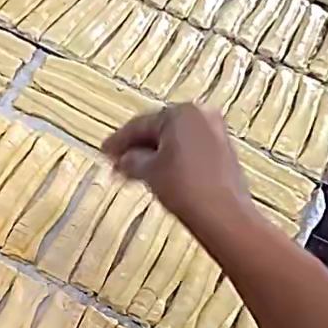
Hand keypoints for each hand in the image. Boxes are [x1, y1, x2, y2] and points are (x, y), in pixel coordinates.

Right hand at [102, 104, 255, 234]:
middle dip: (136, 148)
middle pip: (159, 130)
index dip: (119, 141)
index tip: (105, 151)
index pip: (140, 124)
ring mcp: (215, 133)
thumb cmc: (185, 187)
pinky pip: (189, 150)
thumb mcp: (149, 172)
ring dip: (153, 156)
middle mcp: (201, 116)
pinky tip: (158, 175)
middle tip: (116, 162)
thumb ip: (131, 161)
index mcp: (181, 113)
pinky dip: (172, 160)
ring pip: (174, 141)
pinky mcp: (223, 153)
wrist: (222, 215)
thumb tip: (123, 160)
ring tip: (134, 173)